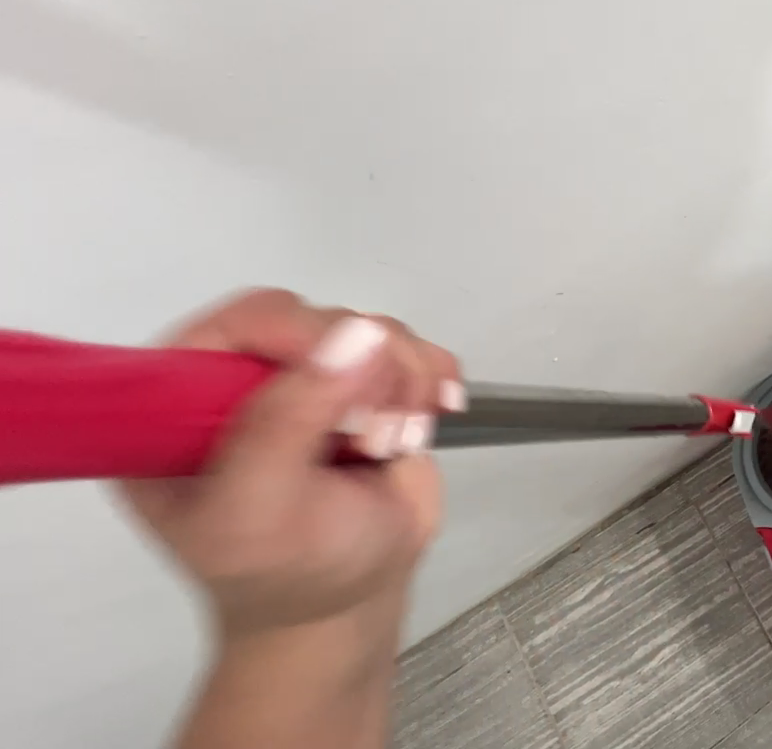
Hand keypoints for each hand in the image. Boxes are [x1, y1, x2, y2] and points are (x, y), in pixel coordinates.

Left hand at [118, 288, 464, 635]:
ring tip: (397, 441)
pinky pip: (422, 350)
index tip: (341, 386)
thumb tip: (359, 334)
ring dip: (409, 382)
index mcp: (183, 404)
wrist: (350, 598)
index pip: (244, 322)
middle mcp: (250, 382)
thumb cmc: (284, 569)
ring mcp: (320, 383)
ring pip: (383, 332)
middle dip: (371, 371)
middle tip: (372, 433)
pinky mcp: (379, 388)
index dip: (301, 336)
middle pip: (327, 321)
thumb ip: (286, 422)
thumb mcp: (256, 510)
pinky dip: (440, 377)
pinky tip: (435, 415)